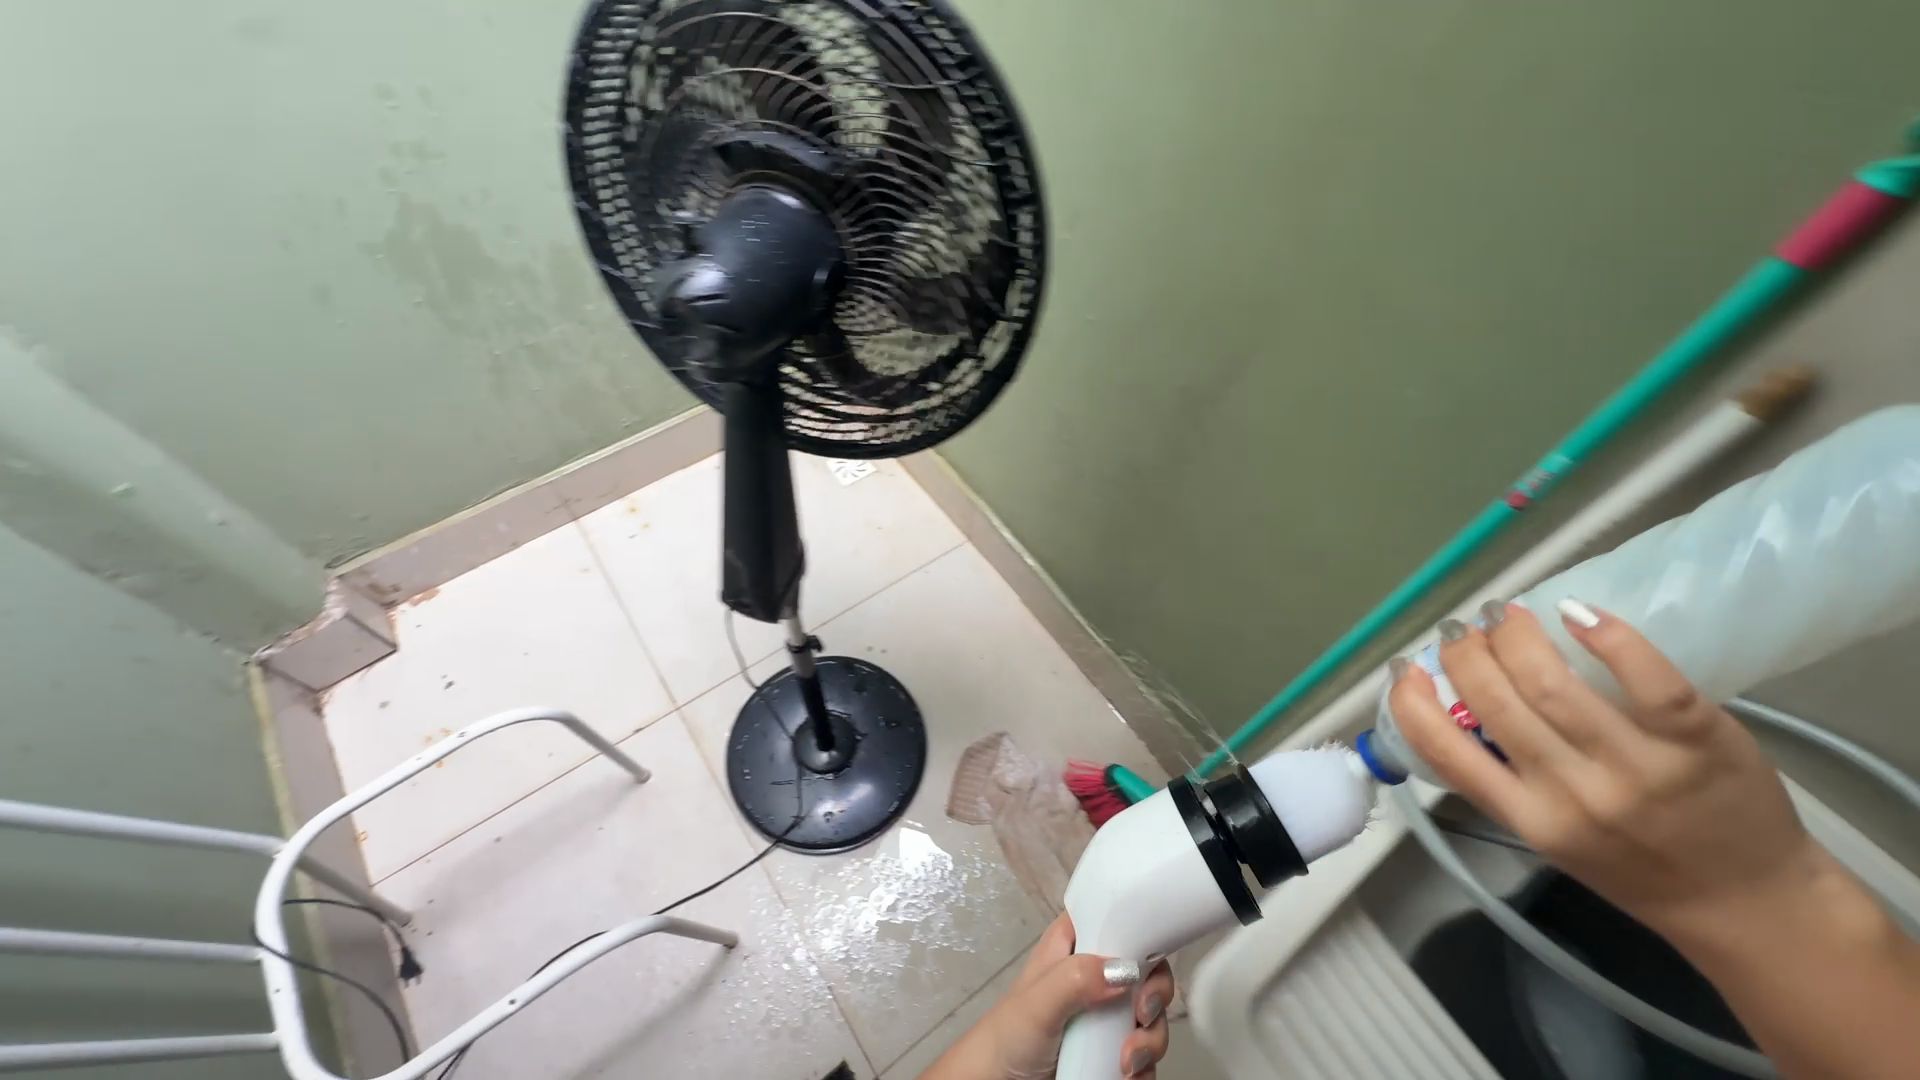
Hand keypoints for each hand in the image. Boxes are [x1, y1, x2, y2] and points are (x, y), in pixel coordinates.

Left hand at [919, 914, 1174, 1079]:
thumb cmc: (1005, 1037)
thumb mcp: (1037, 1003)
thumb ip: (1075, 978)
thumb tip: (1124, 968)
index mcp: (1073, 945)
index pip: (1116, 919)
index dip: (1140, 933)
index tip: (1146, 964)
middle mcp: (1093, 974)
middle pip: (1145, 969)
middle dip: (1154, 994)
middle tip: (1142, 1015)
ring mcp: (1105, 1013)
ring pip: (1150, 1014)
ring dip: (1149, 1038)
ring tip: (1127, 1062)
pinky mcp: (1113, 1048)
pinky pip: (1146, 1051)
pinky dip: (1145, 1064)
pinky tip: (1128, 1074)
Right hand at [1387, 598, 1825, 935]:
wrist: (1750, 905)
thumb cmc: (1632, 868)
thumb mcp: (1547, 837)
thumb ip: (1502, 780)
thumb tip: (1455, 704)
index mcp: (1529, 818)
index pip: (1446, 752)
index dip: (1411, 701)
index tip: (1406, 670)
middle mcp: (1575, 793)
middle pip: (1496, 702)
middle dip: (1465, 652)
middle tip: (1461, 630)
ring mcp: (1639, 766)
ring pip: (1554, 684)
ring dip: (1516, 635)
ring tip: (1504, 615)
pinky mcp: (1701, 742)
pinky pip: (1647, 681)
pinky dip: (1607, 637)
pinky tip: (1575, 612)